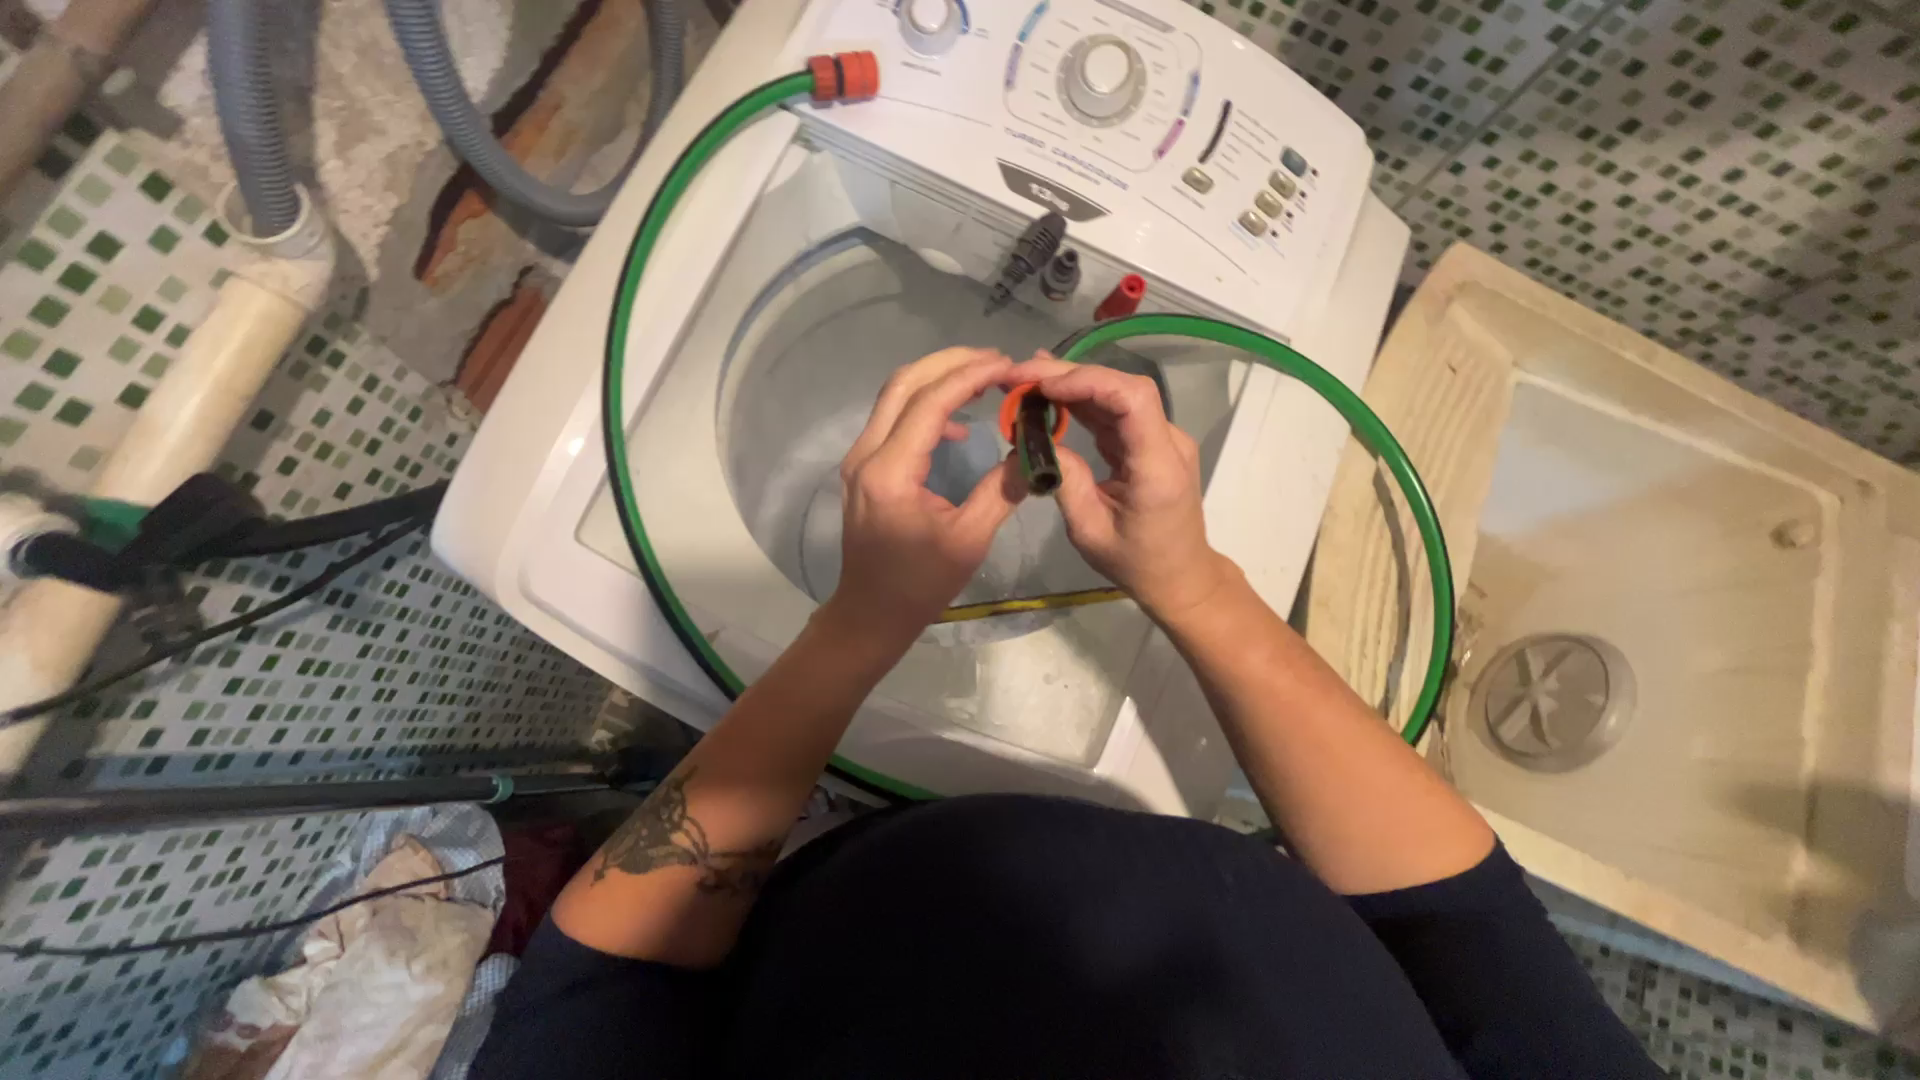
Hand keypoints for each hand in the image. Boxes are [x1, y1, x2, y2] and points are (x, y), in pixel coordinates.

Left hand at [828, 348, 1026, 640]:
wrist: (870, 612)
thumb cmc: (920, 585)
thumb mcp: (968, 541)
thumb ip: (1000, 490)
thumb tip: (1032, 452)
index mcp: (891, 472)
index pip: (931, 403)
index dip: (970, 376)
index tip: (1008, 366)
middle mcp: (866, 455)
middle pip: (904, 383)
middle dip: (951, 363)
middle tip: (996, 360)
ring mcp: (859, 459)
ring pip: (894, 396)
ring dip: (937, 378)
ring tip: (983, 379)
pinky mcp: (863, 467)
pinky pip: (892, 418)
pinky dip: (925, 405)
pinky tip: (959, 425)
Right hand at [1006, 353, 1234, 621]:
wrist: (1179, 576)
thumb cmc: (1135, 563)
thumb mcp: (1089, 532)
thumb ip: (1065, 482)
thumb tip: (1037, 441)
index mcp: (1157, 466)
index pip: (1133, 400)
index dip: (1087, 381)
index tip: (1042, 387)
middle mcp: (1168, 442)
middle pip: (1121, 387)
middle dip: (1067, 375)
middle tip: (1015, 376)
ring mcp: (1162, 438)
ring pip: (1116, 393)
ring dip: (1069, 384)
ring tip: (1022, 381)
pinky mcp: (1149, 441)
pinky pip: (1115, 411)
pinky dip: (1080, 400)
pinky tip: (1047, 394)